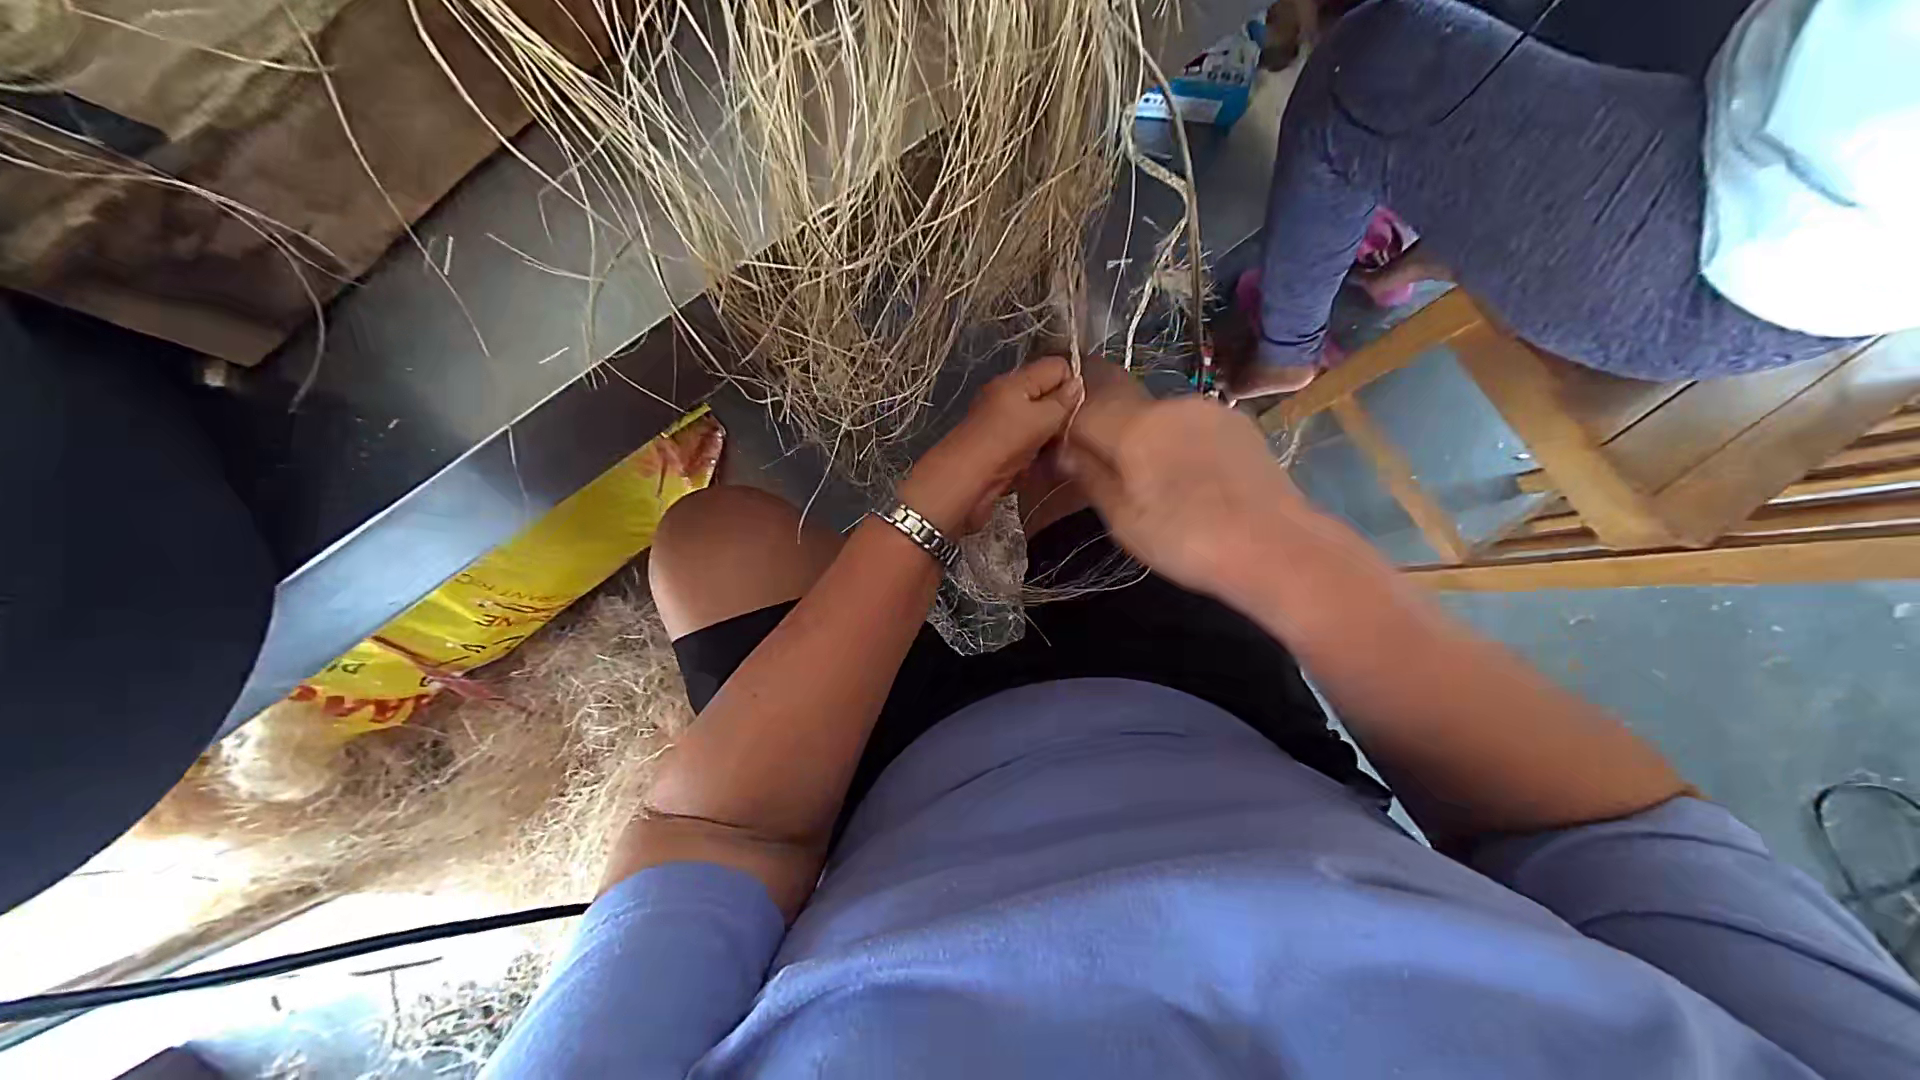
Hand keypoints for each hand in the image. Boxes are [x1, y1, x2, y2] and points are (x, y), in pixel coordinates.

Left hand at [899, 356, 1084, 535]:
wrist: (961, 484)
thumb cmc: (1001, 445)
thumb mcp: (1040, 419)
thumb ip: (1063, 401)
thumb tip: (1077, 384)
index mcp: (1015, 383)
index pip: (1055, 367)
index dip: (1072, 384)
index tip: (1082, 408)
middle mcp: (1007, 400)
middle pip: (1048, 399)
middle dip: (1063, 416)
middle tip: (1073, 434)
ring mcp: (1002, 428)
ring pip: (1040, 428)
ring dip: (1051, 441)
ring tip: (1060, 454)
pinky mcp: (1000, 453)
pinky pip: (1028, 450)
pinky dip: (1036, 458)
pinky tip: (1043, 468)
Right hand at [1054, 359, 1313, 597]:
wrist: (1277, 548)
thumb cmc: (1188, 540)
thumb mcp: (1124, 520)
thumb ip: (1090, 477)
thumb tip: (1065, 451)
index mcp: (1137, 425)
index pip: (1084, 408)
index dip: (1066, 428)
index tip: (1061, 454)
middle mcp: (1172, 404)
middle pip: (1122, 408)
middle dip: (1106, 433)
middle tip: (1105, 475)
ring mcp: (1210, 410)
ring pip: (1158, 417)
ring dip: (1143, 439)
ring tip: (1154, 485)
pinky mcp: (1239, 424)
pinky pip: (1190, 426)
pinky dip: (1176, 444)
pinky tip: (1190, 480)